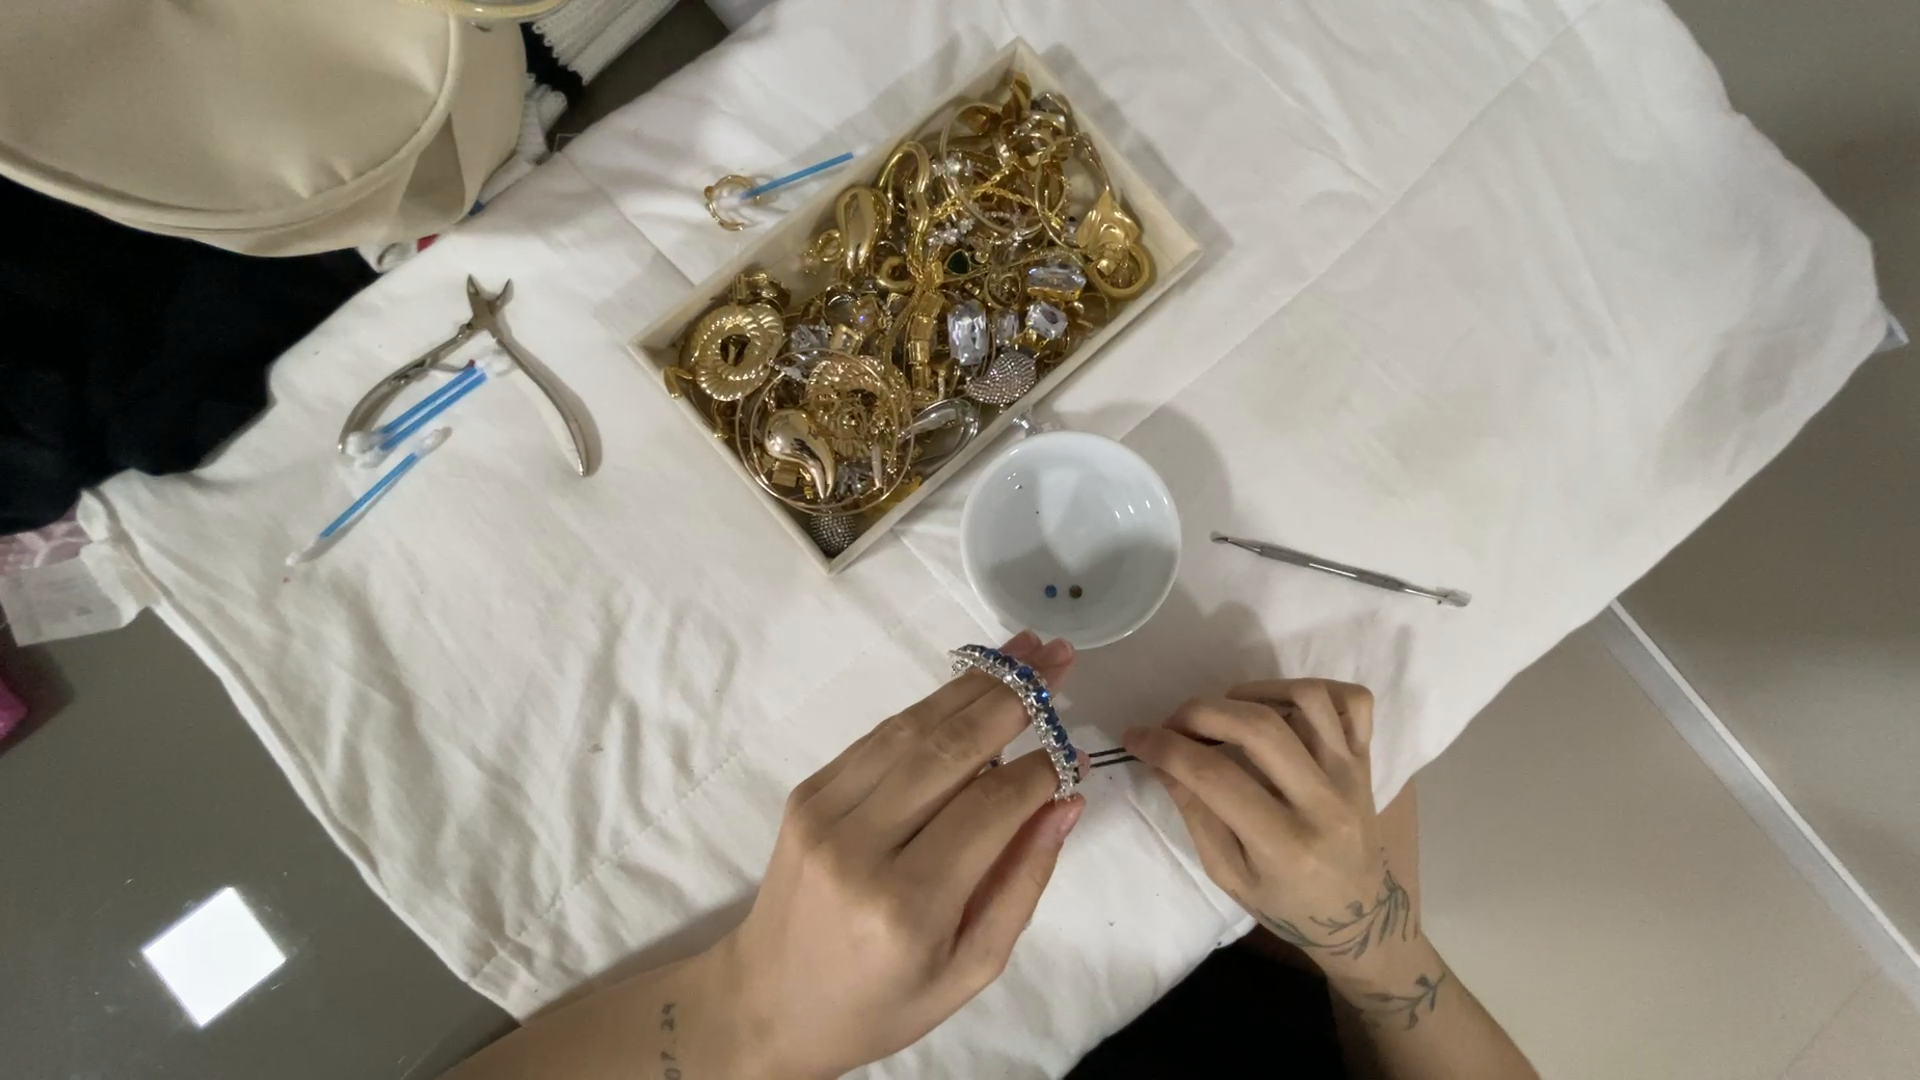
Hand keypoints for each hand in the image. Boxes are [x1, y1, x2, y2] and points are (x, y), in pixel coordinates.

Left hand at [702, 632, 1085, 1078]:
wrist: (767, 999)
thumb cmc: (881, 999)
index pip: (992, 808)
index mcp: (906, 905)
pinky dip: (933, 705)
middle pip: (952, 748)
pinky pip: (883, 733)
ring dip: (975, 683)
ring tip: (1024, 649)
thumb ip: (1022, 881)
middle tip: (1058, 656)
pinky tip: (970, 682)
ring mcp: (825, 810)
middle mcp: (859, 845)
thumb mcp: (969, 968)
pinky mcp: (809, 788)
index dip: (1041, 768)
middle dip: (1015, 694)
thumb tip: (1065, 799)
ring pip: (916, 727)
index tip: (1075, 747)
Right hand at [1122, 680, 1426, 997]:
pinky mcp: (1368, 760)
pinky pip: (1351, 700)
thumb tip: (1157, 756)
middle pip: (1259, 728)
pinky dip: (1309, 690)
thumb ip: (1193, 811)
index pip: (1215, 777)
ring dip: (1250, 693)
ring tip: (1225, 713)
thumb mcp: (1227, 873)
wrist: (1360, 920)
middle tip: (1174, 724)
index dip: (1165, 748)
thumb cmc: (1284, 904)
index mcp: (1286, 846)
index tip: (1135, 737)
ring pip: (1306, 700)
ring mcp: (1352, 776)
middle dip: (1199, 712)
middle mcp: (1325, 804)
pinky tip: (1277, 705)